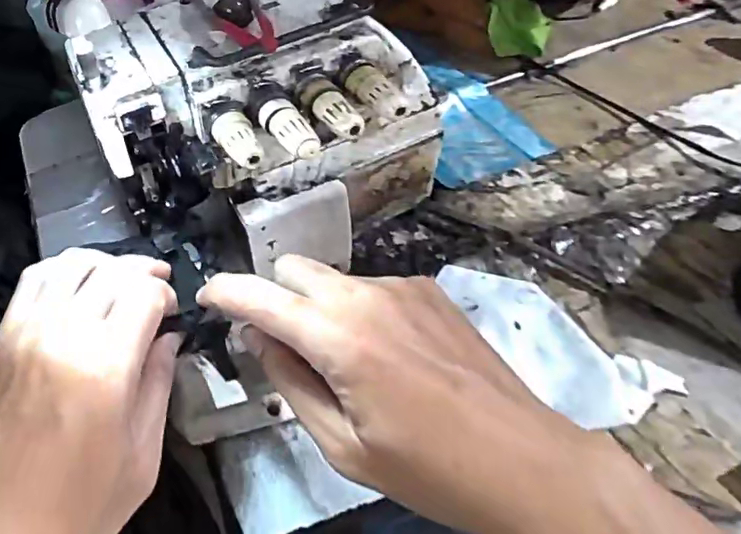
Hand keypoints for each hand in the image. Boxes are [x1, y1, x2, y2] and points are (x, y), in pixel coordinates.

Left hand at [0, 249, 181, 533]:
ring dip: (103, 263)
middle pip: (110, 271)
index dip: (165, 293)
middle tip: (157, 286)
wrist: (1, 528)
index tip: (173, 310)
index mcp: (104, 366)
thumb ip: (159, 385)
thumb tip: (170, 338)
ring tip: (121, 279)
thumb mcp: (141, 456)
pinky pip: (34, 276)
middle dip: (142, 271)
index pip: (143, 293)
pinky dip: (62, 269)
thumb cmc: (81, 504)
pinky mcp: (3, 332)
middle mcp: (64, 332)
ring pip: (71, 262)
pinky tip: (78, 283)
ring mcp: (27, 327)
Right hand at [199, 256, 716, 533]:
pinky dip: (362, 309)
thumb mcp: (345, 447)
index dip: (223, 292)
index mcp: (335, 337)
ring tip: (353, 359)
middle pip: (290, 268)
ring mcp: (397, 285)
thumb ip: (289, 382)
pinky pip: (371, 287)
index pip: (257, 296)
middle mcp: (361, 295)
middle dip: (276, 296)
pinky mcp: (426, 287)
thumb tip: (258, 338)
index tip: (206, 295)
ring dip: (321, 305)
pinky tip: (395, 354)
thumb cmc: (432, 471)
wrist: (534, 467)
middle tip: (288, 342)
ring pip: (331, 278)